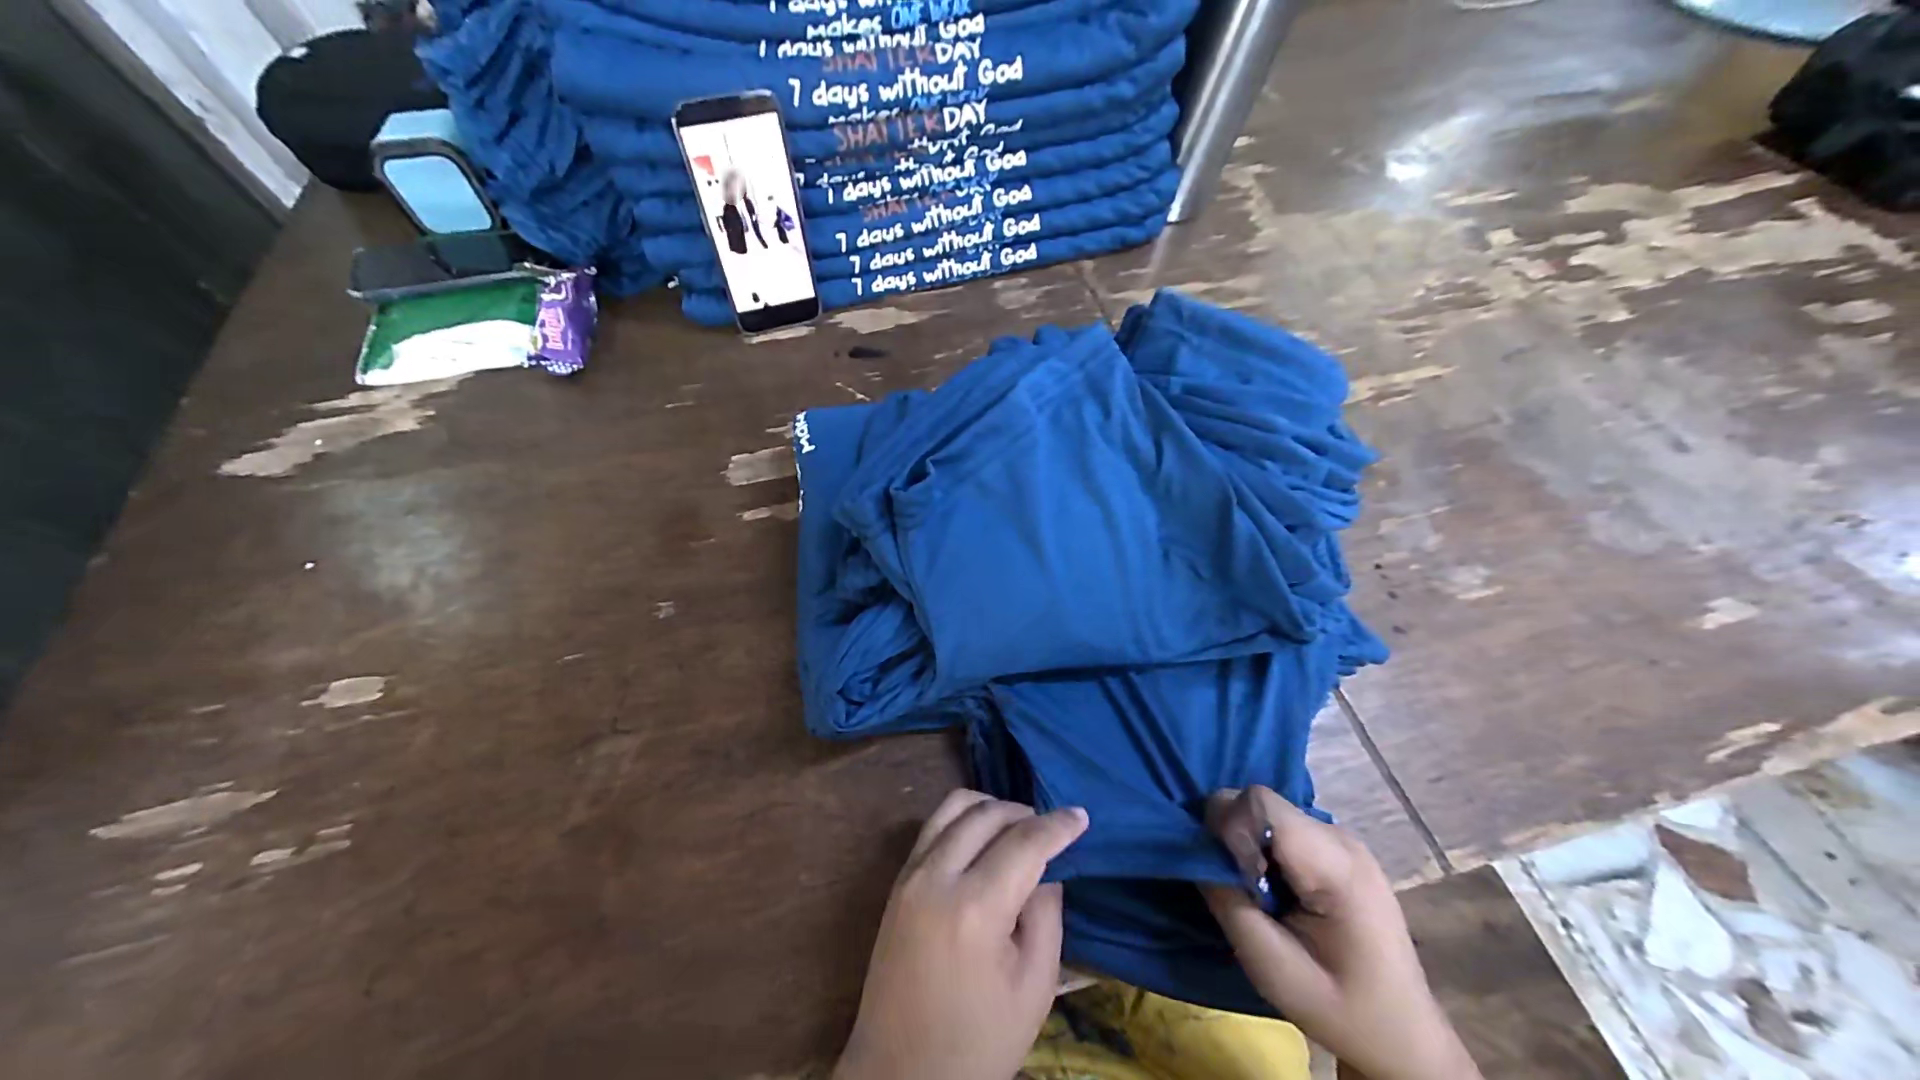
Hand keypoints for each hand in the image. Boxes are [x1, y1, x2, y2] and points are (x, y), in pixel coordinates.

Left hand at [835, 790, 1088, 1079]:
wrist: (901, 1073)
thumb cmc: (978, 1040)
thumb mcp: (1034, 985)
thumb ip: (1046, 914)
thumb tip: (1046, 868)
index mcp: (976, 907)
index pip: (1025, 842)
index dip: (1058, 825)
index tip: (1081, 815)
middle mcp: (937, 876)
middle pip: (988, 814)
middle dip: (1026, 812)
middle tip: (1052, 830)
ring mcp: (910, 875)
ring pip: (953, 808)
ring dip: (991, 807)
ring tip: (1018, 827)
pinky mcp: (896, 882)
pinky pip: (933, 827)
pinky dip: (963, 819)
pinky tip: (983, 838)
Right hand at [1203, 786, 1481, 1079]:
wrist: (1403, 1036)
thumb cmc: (1339, 1008)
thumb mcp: (1270, 966)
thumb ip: (1227, 900)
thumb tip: (1196, 852)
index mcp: (1336, 864)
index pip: (1259, 802)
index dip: (1228, 826)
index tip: (1227, 875)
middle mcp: (1340, 836)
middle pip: (1260, 801)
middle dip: (1232, 834)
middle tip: (1237, 887)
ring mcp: (1341, 838)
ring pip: (1266, 811)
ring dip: (1246, 843)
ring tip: (1257, 894)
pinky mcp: (1335, 847)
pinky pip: (1280, 826)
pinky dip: (1261, 848)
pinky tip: (1274, 891)